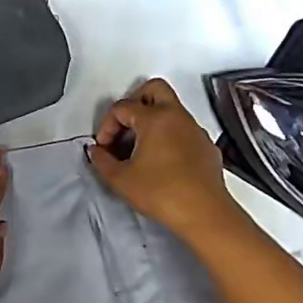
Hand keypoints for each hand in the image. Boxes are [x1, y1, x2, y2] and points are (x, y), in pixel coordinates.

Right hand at [86, 78, 244, 238]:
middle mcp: (178, 117)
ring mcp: (195, 130)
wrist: (204, 214)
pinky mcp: (206, 146)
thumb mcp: (120, 179)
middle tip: (123, 126)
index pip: (123, 107)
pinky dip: (169, 135)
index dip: (107, 125)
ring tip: (139, 147)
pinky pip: (184, 129)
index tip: (104, 146)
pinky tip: (161, 160)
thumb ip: (101, 160)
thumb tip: (97, 152)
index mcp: (155, 118)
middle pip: (154, 88)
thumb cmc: (163, 193)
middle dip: (133, 101)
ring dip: (151, 119)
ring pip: (171, 108)